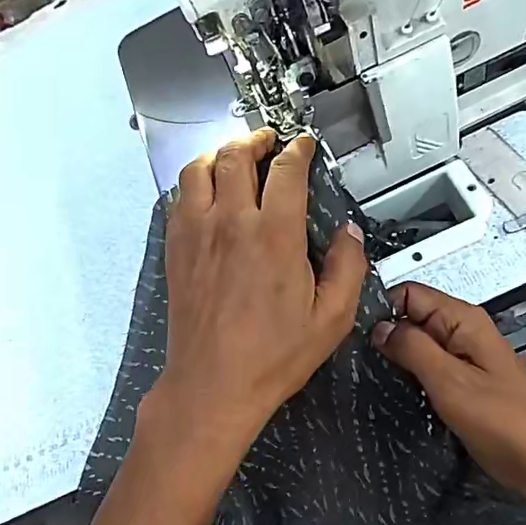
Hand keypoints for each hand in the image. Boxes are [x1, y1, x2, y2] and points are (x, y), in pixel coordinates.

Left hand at [148, 129, 367, 459]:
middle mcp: (230, 224)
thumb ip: (348, 266)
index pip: (285, 171)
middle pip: (235, 156)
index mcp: (274, 236)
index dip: (297, 150)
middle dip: (255, 140)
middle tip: (269, 140)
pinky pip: (179, 197)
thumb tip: (349, 232)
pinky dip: (195, 182)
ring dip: (219, 153)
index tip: (303, 146)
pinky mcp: (177, 250)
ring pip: (198, 169)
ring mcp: (196, 234)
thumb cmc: (273, 356)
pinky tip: (207, 191)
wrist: (213, 384)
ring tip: (235, 154)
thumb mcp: (332, 317)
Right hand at [371, 283, 525, 499]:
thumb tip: (379, 327)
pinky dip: (415, 381)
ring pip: (420, 348)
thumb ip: (414, 349)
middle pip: (412, 319)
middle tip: (358, 364)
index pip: (409, 293)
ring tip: (373, 382)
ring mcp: (467, 360)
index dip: (381, 310)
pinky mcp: (467, 386)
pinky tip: (399, 397)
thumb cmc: (505, 423)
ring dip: (399, 362)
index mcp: (464, 321)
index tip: (354, 336)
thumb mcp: (452, 383)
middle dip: (387, 338)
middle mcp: (465, 333)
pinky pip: (432, 372)